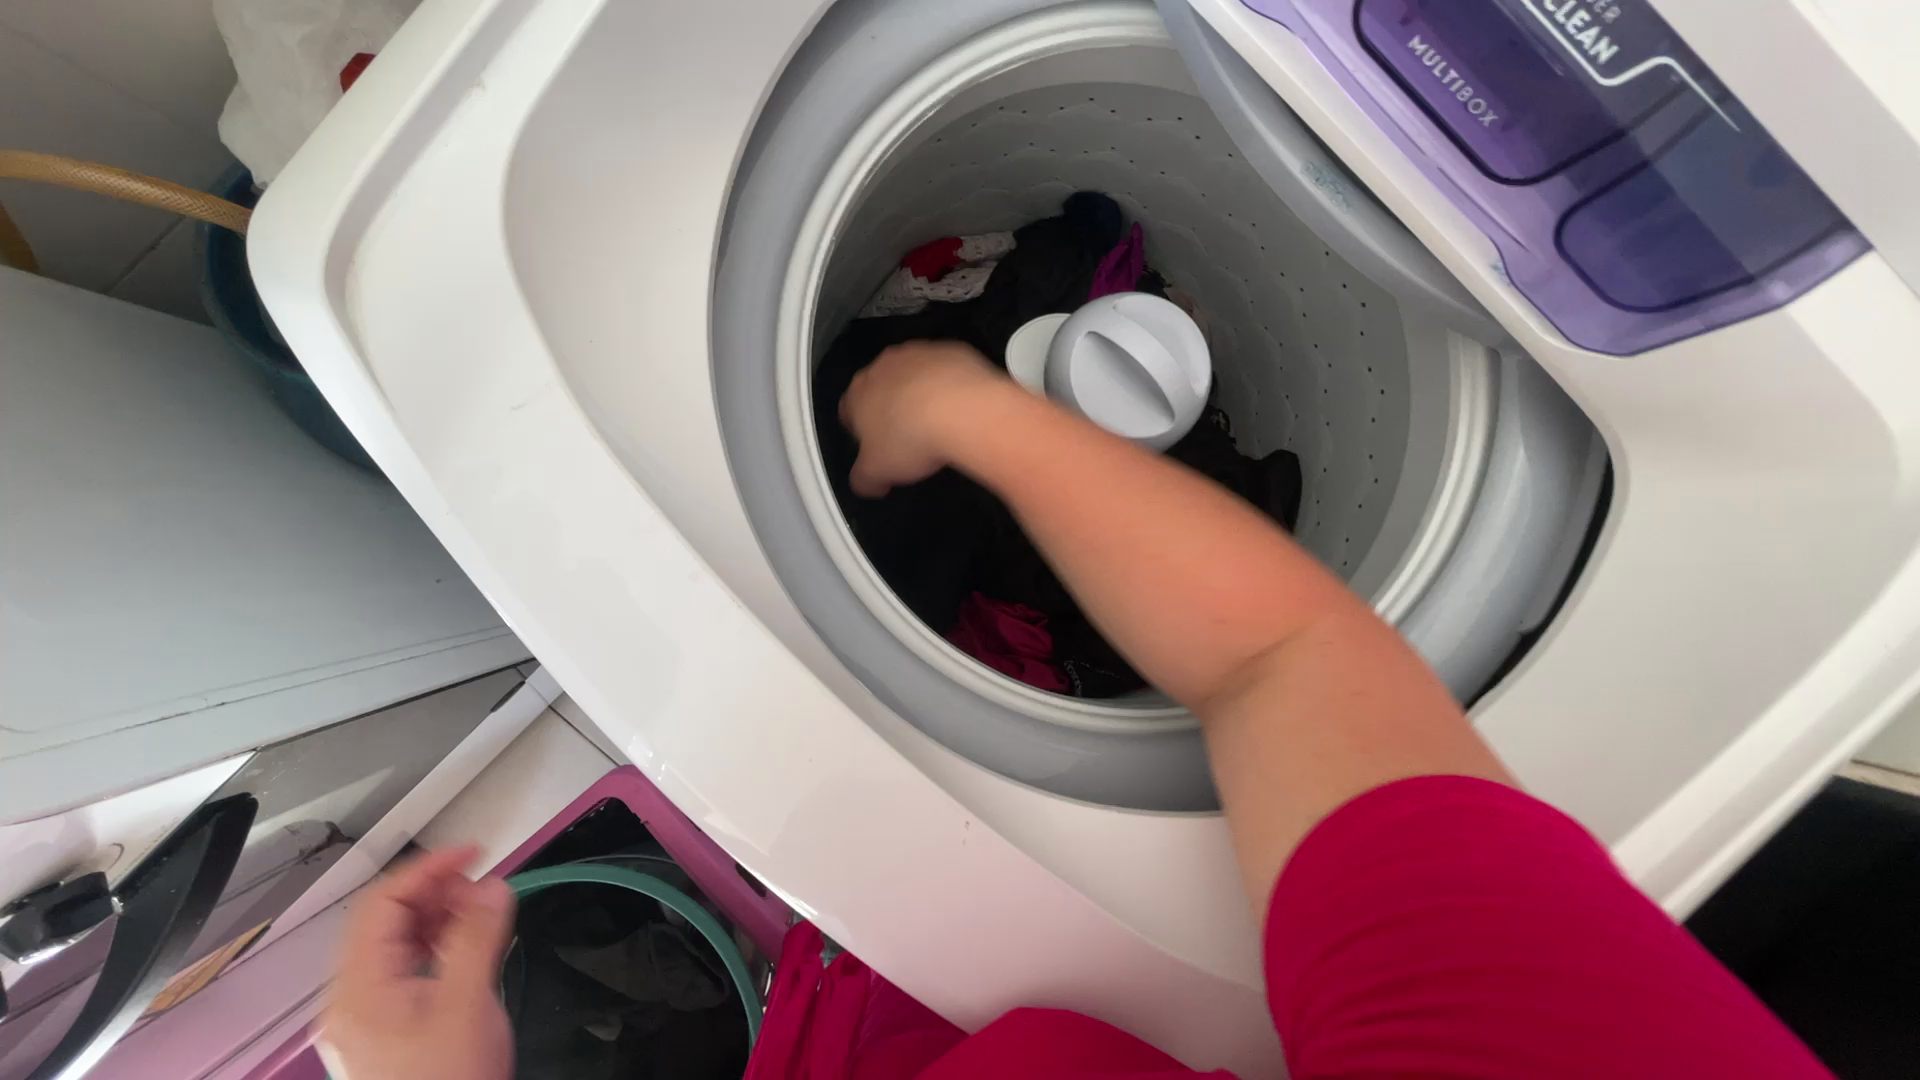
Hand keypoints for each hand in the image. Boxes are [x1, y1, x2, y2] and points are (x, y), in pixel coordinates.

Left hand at [321, 846, 515, 1079]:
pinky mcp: (395, 1023)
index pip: (381, 905)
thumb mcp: (466, 1005)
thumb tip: (492, 885)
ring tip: (484, 911)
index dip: (428, 869)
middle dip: (438, 892)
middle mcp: (356, 997)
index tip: (474, 851)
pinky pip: (413, 964)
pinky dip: (444, 942)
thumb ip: (477, 938)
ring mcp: (373, 1012)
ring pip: (401, 941)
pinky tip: (473, 941)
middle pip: (388, 921)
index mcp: (360, 990)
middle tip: (485, 886)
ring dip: (443, 915)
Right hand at [839, 340, 1007, 496]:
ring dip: (920, 393)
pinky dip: (950, 385)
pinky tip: (960, 407)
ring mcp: (919, 354)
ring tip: (937, 422)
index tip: (875, 445)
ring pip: (913, 374)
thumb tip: (867, 484)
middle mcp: (884, 366)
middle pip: (881, 387)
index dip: (860, 430)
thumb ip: (865, 478)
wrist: (963, 409)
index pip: (849, 410)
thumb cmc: (911, 438)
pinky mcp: (952, 350)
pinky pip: (945, 369)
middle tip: (907, 436)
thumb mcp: (878, 471)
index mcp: (858, 393)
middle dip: (891, 408)